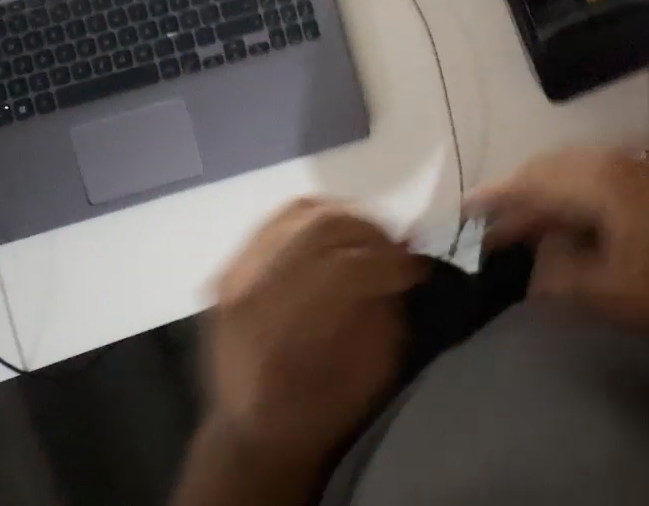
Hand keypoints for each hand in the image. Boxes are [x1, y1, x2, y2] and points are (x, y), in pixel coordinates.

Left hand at [201, 198, 426, 465]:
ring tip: (368, 239)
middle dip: (372, 232)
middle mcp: (255, 291)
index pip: (349, 265)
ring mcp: (237, 275)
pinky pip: (278, 220)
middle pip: (324, 227)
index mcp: (289, 327)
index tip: (417, 269)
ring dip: (346, 220)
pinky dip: (314, 219)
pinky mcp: (232, 268)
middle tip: (396, 249)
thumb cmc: (319, 411)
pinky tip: (335, 236)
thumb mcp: (368, 374)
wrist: (250, 436)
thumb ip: (387, 313)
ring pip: (302, 213)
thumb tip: (404, 264)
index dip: (391, 261)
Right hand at [466, 148, 648, 326]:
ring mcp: (640, 170)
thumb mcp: (619, 289)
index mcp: (594, 179)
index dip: (494, 197)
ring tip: (529, 235)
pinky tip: (581, 233)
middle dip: (519, 202)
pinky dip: (577, 206)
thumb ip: (565, 281)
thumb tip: (533, 276)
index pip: (529, 180)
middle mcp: (612, 164)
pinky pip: (600, 187)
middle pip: (551, 174)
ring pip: (577, 180)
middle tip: (491, 233)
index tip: (462, 212)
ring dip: (549, 204)